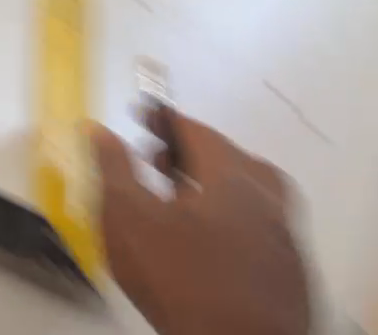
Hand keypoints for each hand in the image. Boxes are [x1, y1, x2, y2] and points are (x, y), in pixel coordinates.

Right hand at [92, 111, 309, 334]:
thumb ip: (112, 166)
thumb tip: (100, 128)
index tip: (138, 112)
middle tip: (156, 151)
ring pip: (257, 196)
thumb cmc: (171, 271)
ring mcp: (285, 244)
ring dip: (216, 180)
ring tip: (175, 190)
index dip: (167, 118)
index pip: (202, 135)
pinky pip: (260, 224)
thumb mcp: (124, 212)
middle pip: (241, 162)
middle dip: (197, 148)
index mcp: (233, 185)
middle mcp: (270, 208)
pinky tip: (197, 228)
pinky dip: (229, 209)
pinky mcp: (287, 274)